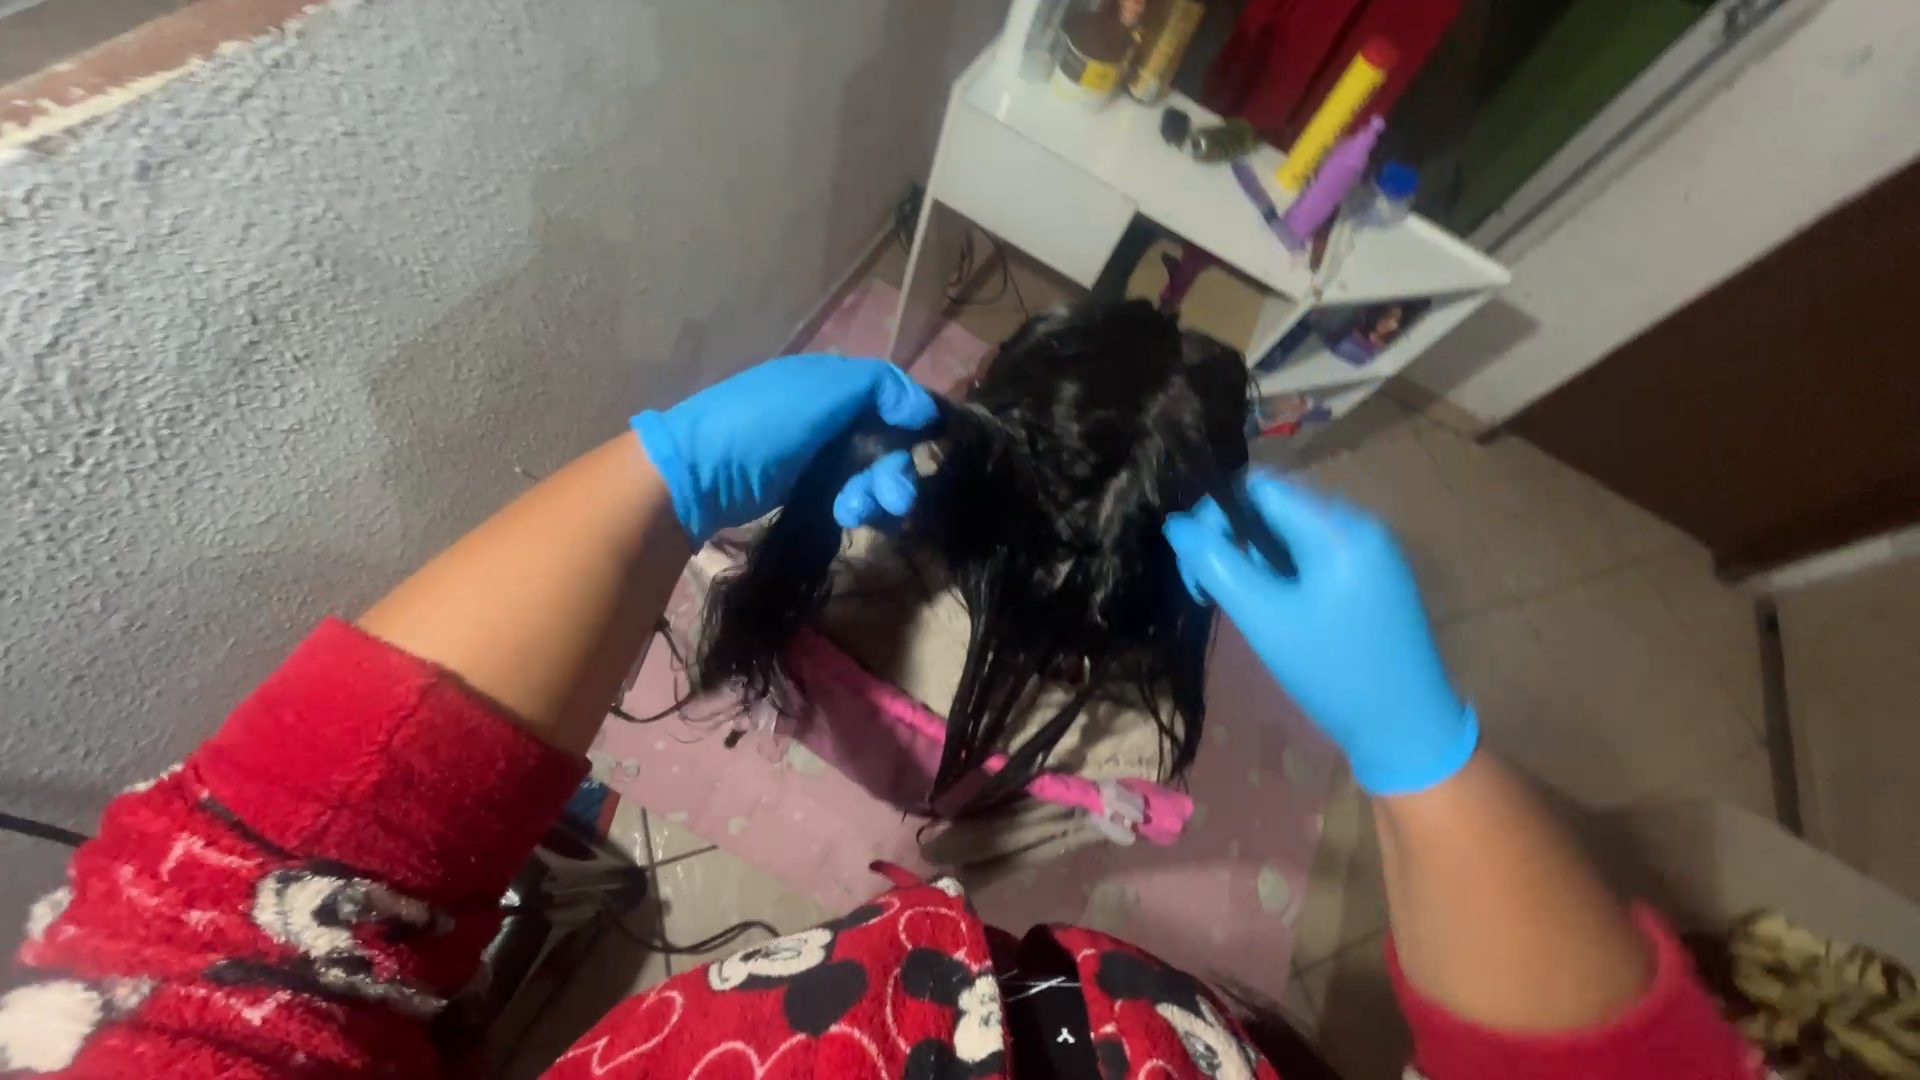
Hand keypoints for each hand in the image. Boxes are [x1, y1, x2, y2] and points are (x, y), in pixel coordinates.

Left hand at [632, 354, 938, 543]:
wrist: (698, 475)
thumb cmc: (760, 425)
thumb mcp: (820, 393)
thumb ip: (877, 388)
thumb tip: (925, 407)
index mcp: (833, 382)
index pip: (890, 394)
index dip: (911, 419)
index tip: (925, 443)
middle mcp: (831, 414)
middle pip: (886, 441)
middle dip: (894, 471)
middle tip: (898, 502)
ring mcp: (818, 452)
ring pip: (870, 472)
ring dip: (874, 494)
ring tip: (855, 512)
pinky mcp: (809, 486)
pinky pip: (850, 491)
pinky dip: (856, 504)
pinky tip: (847, 516)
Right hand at [1163, 469, 1477, 795]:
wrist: (1407, 727)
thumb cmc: (1331, 671)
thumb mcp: (1263, 617)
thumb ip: (1215, 564)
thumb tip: (1174, 524)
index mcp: (1337, 528)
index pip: (1257, 487)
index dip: (1214, 515)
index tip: (1195, 567)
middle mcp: (1357, 524)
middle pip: (1272, 506)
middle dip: (1231, 541)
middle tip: (1210, 592)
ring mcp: (1369, 549)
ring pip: (1288, 531)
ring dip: (1253, 559)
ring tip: (1246, 606)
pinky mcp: (1371, 573)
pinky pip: (1310, 552)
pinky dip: (1280, 571)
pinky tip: (1275, 607)